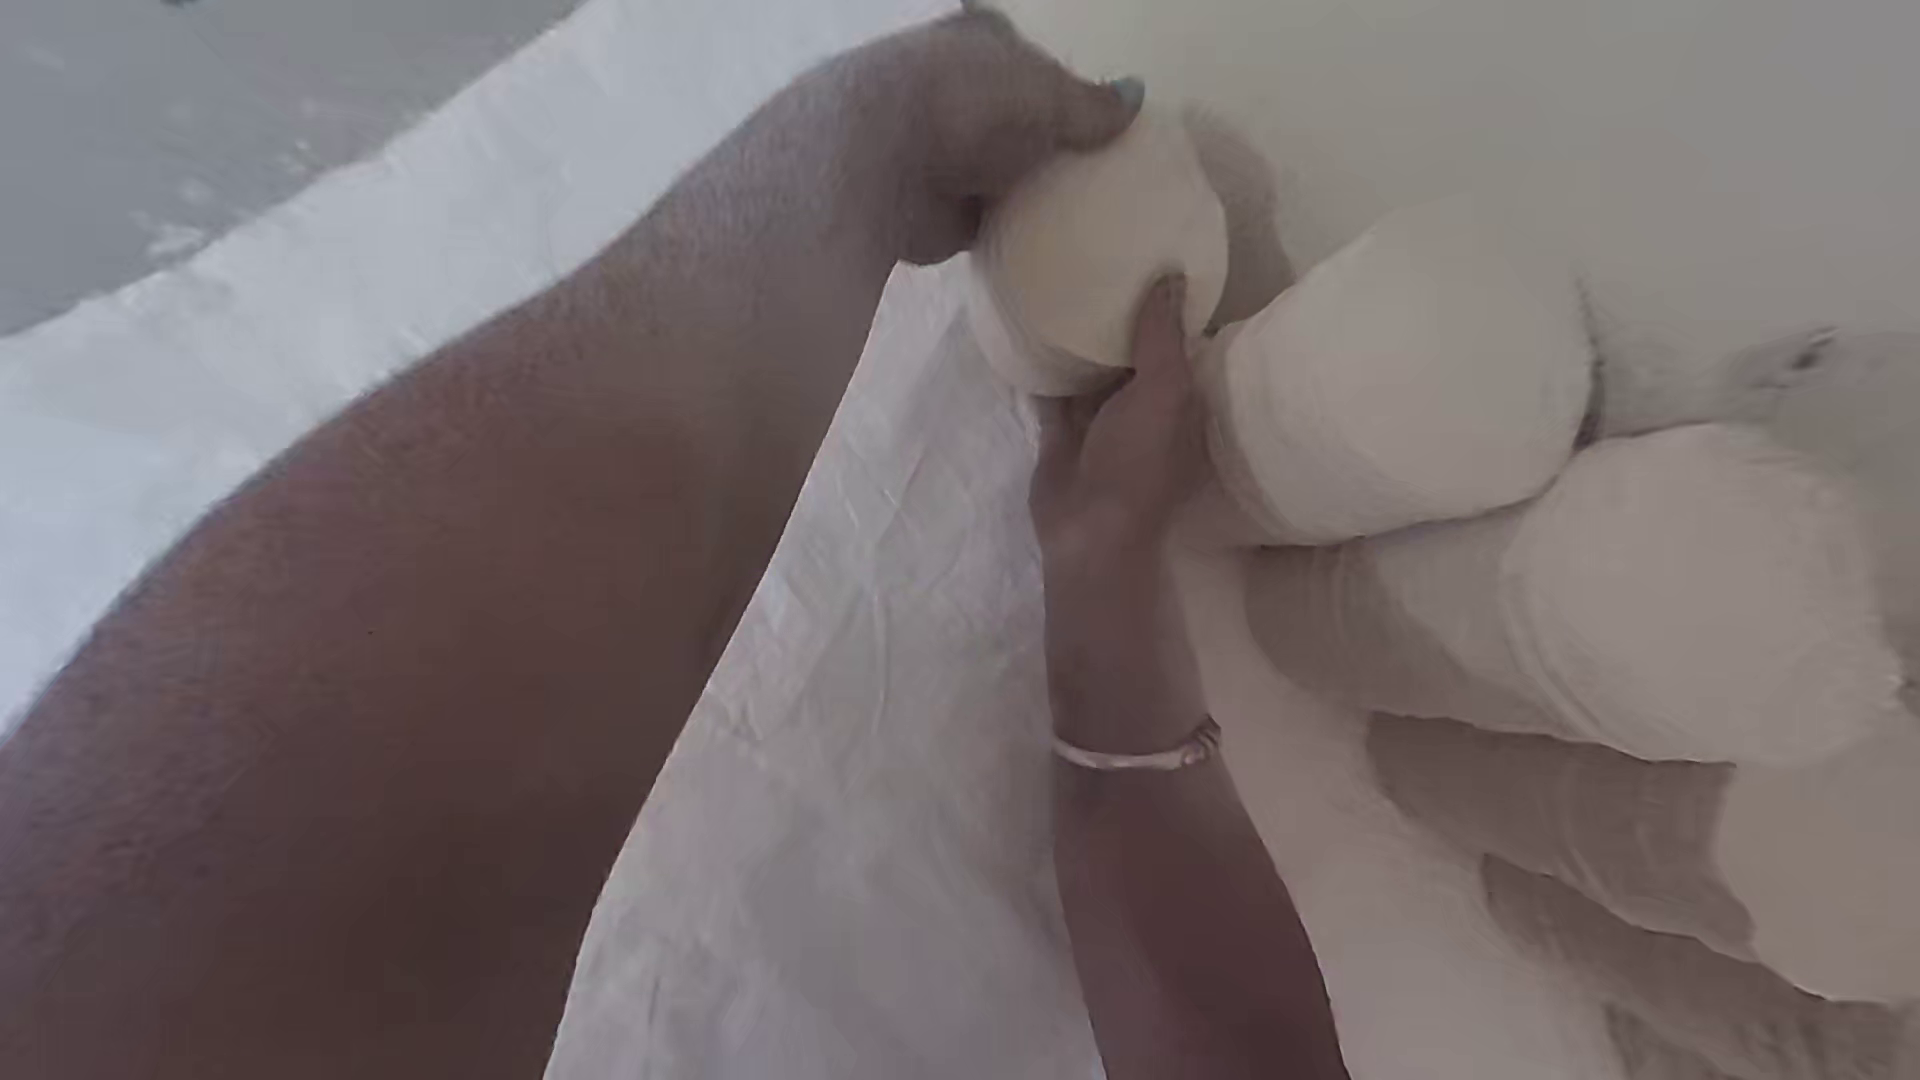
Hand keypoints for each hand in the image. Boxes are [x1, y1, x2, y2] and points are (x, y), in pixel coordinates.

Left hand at [838, 10, 1142, 263]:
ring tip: (1081, 220)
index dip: (1067, 98)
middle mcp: (961, 99)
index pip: (1034, 69)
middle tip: (1098, 185)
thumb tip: (1138, 95)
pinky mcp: (942, 214)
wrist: (886, 165)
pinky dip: (1011, 235)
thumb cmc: (969, 104)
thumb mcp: (1044, 94)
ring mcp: (949, 159)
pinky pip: (989, 226)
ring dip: (1030, 199)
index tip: (1100, 133)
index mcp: (982, 47)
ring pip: (1003, 180)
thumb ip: (1090, 103)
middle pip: (1019, 130)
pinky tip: (1044, 249)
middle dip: (1050, 155)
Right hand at [1029, 275, 1208, 572]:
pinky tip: (1033, 333)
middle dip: (1120, 317)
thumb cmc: (1138, 461)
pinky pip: (1054, 393)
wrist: (1087, 526)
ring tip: (1066, 286)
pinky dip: (1045, 370)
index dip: (1170, 307)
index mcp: (1177, 400)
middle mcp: (1141, 408)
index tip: (1157, 260)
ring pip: (1091, 373)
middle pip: (1131, 354)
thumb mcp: (1163, 393)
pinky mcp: (1062, 434)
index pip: (1178, 344)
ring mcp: (1098, 423)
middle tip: (1104, 261)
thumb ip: (1161, 338)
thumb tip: (1171, 277)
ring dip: (1081, 342)